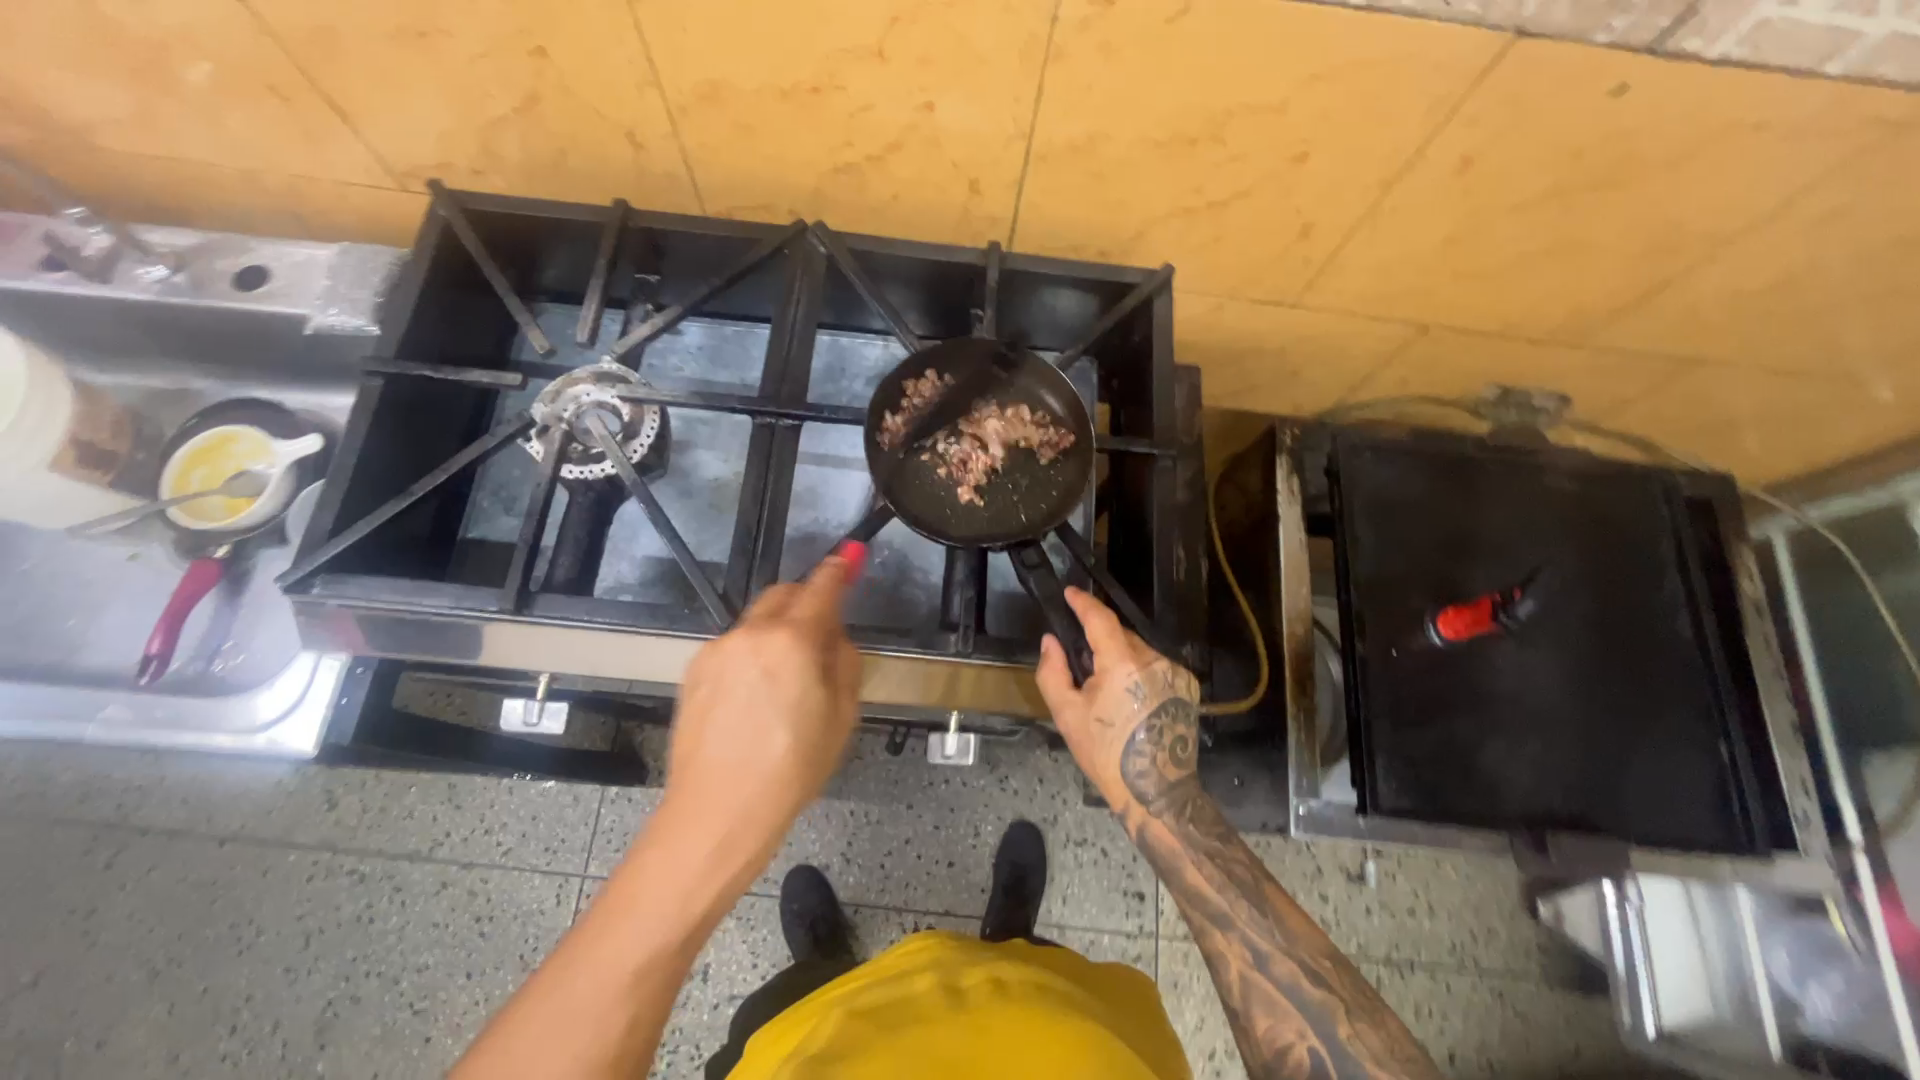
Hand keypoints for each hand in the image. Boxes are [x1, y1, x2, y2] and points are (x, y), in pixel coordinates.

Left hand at [662, 549, 863, 863]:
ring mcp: (716, 651)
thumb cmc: (792, 769)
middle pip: (783, 595)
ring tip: (785, 684)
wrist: (719, 810)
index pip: (821, 589)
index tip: (851, 554)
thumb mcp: (841, 716)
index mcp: (792, 641)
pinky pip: (732, 648)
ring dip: (776, 633)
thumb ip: (842, 660)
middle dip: (805, 602)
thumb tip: (833, 633)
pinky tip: (753, 699)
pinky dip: (750, 656)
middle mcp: (750, 634)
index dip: (840, 569)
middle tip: (821, 636)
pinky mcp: (693, 672)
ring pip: (755, 623)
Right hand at [1035, 587, 1200, 814]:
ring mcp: (1175, 672)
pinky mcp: (1187, 686)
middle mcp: (1154, 660)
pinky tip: (1128, 698)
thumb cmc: (1106, 754)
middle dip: (1099, 639)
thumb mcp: (1067, 715)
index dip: (1083, 602)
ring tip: (1104, 688)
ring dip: (1119, 657)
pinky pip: (1155, 666)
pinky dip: (1138, 671)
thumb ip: (1052, 671)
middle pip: (1120, 635)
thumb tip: (1050, 641)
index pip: (1101, 618)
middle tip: (1079, 661)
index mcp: (1123, 663)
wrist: (1155, 790)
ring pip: (1138, 650)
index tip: (1070, 593)